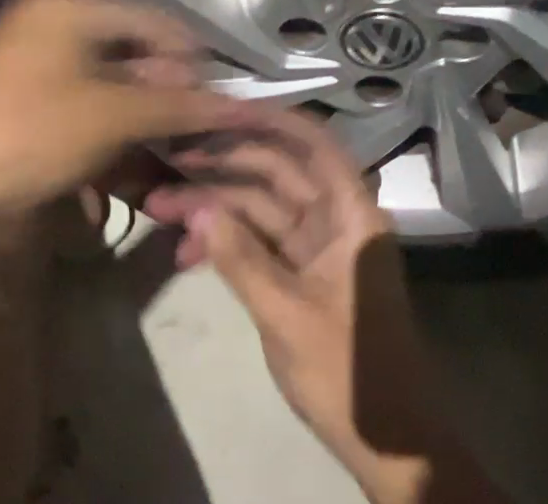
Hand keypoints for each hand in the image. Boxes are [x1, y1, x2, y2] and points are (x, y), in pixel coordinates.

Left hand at [0, 0, 246, 210]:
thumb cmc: (31, 134)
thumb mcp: (113, 115)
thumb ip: (179, 106)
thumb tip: (239, 105)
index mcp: (68, 13)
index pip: (151, 21)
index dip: (192, 57)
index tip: (229, 97)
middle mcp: (56, 38)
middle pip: (133, 60)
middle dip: (172, 98)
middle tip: (211, 133)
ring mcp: (43, 83)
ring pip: (114, 98)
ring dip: (149, 129)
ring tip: (187, 159)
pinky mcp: (35, 125)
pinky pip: (91, 126)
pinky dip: (120, 148)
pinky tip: (148, 176)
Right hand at [145, 109, 449, 491]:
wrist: (388, 438)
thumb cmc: (348, 370)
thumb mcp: (287, 315)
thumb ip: (240, 258)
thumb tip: (196, 208)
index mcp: (351, 215)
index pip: (314, 145)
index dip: (271, 120)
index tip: (219, 108)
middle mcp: (336, 219)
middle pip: (277, 173)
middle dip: (221, 169)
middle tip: (165, 166)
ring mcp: (317, 247)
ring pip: (261, 208)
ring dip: (214, 207)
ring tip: (159, 210)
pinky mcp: (302, 274)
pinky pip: (260, 242)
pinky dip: (227, 243)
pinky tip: (186, 252)